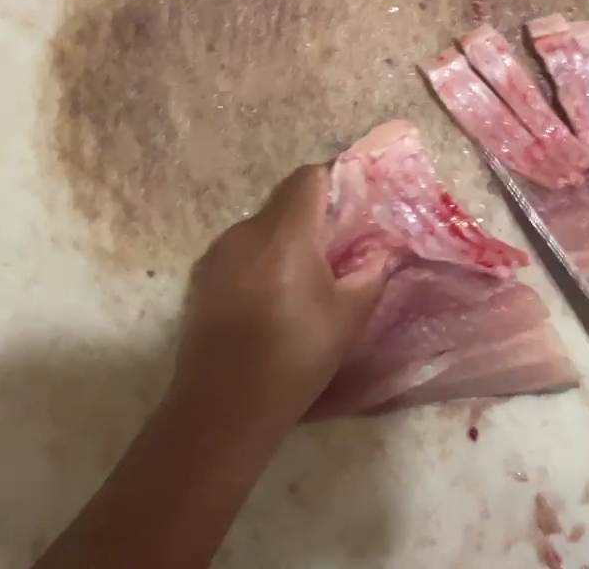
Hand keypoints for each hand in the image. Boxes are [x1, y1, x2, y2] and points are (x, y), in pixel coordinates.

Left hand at [172, 165, 389, 421]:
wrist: (221, 410)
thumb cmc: (294, 358)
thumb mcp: (348, 316)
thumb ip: (372, 272)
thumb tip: (387, 249)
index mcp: (284, 233)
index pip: (309, 177)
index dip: (335, 178)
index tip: (357, 200)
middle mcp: (245, 231)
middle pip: (285, 200)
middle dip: (315, 212)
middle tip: (342, 242)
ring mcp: (217, 254)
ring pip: (261, 226)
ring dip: (287, 237)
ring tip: (308, 274)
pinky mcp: (201, 278)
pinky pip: (240, 250)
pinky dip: (262, 258)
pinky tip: (273, 295)